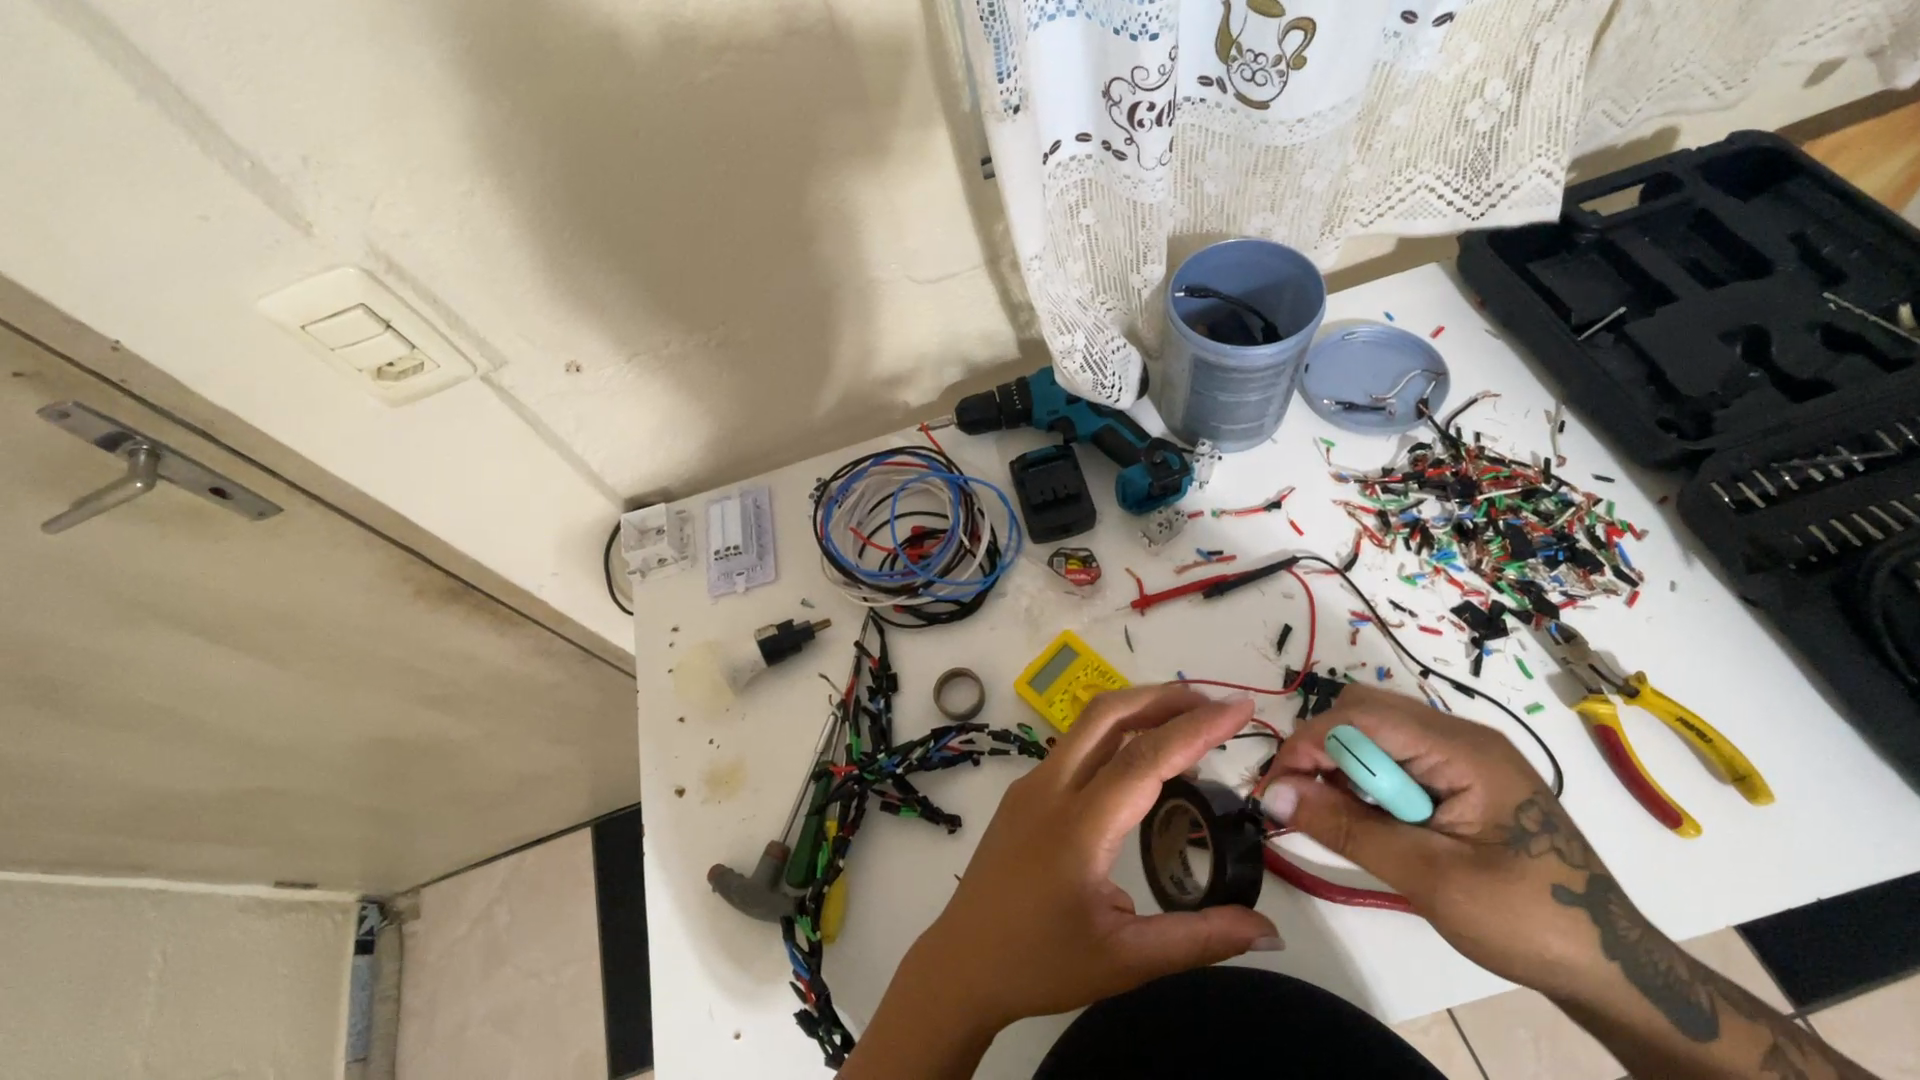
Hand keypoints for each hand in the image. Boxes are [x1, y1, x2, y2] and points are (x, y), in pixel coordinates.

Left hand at [903, 685, 1280, 1030]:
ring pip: (1086, 725)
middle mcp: (1050, 790)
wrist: (961, 965)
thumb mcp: (1127, 961)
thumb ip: (1200, 940)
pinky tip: (1139, 762)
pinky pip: (1073, 747)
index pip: (1146, 758)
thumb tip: (1270, 929)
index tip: (1241, 708)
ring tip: (1187, 724)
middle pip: (1108, 714)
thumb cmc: (1041, 964)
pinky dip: (1114, 735)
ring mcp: (1030, 787)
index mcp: (1079, 826)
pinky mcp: (1021, 795)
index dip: (1197, 727)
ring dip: (1138, 711)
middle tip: (1216, 704)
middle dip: (1164, 697)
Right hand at [1266, 685, 1616, 997]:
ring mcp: (1466, 758)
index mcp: (1463, 750)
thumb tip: (1274, 795)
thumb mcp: (1428, 876)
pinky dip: (1367, 783)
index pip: (1361, 717)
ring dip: (1342, 768)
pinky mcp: (1464, 781)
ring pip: (1377, 734)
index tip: (1276, 794)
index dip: (1308, 746)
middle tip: (1301, 804)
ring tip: (1332, 817)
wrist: (1606, 963)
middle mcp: (1463, 738)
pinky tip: (1367, 821)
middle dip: (1321, 751)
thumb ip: (1349, 828)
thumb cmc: (1523, 918)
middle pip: (1366, 713)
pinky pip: (1398, 760)